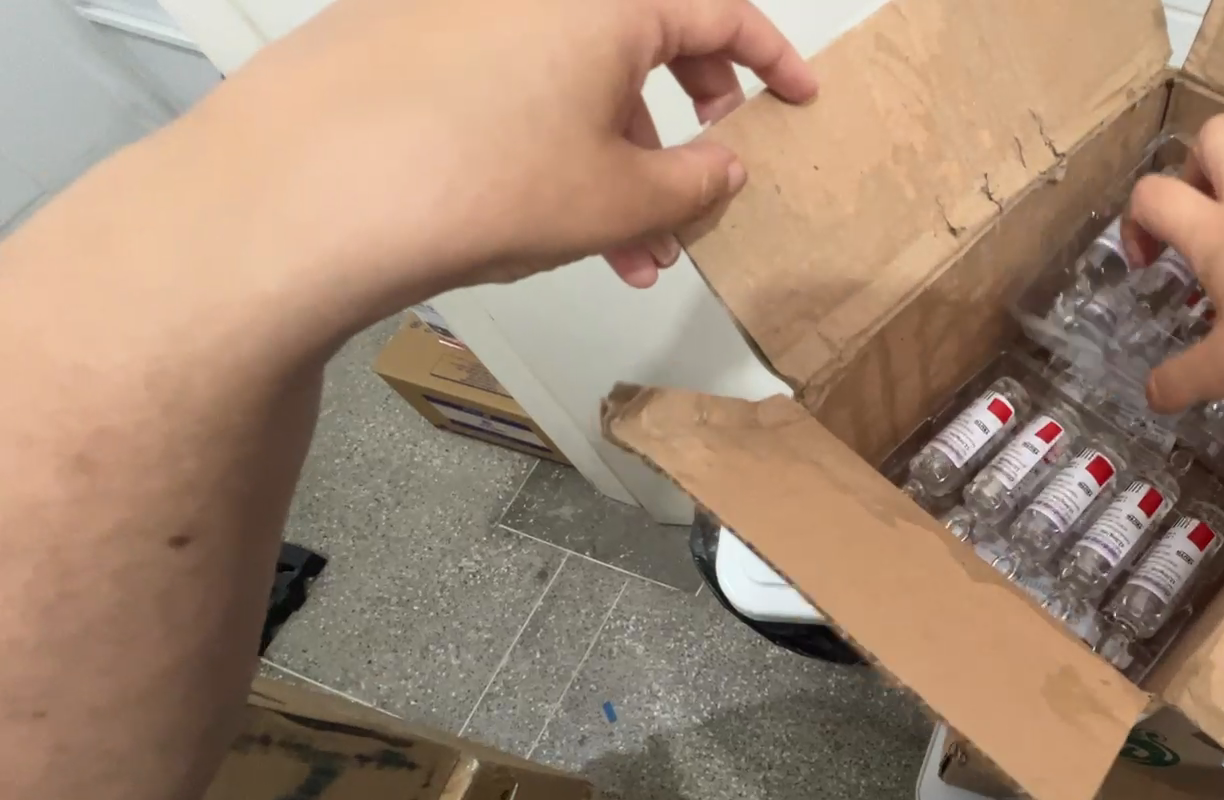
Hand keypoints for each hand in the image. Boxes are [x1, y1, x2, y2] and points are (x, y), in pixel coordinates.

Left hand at [187, 0, 816, 300]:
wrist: (321, 190)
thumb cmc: (499, 181)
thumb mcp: (628, 197)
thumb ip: (698, 181)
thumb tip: (724, 164)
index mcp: (606, 3)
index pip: (719, 10)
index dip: (774, 59)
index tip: (802, 99)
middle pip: (651, 40)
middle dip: (695, 115)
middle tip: (713, 170)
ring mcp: (480, 13)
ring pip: (588, 83)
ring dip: (630, 164)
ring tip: (643, 249)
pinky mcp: (428, 45)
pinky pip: (531, 93)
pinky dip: (570, 153)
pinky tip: (578, 228)